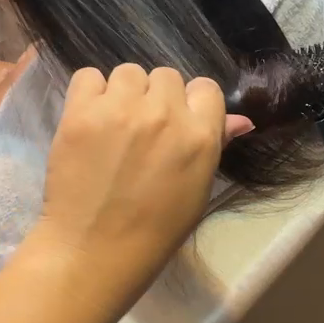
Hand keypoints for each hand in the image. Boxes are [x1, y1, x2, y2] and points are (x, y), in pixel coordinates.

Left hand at [28, 65, 232, 301]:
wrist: (94, 250)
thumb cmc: (156, 228)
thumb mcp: (198, 188)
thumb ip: (217, 144)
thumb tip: (242, 120)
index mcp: (200, 135)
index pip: (206, 87)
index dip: (192, 103)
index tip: (177, 123)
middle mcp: (165, 113)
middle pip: (166, 76)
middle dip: (157, 97)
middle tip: (143, 129)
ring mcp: (120, 109)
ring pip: (128, 72)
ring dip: (124, 93)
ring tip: (114, 124)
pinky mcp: (80, 112)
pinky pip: (88, 76)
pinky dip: (90, 92)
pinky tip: (91, 119)